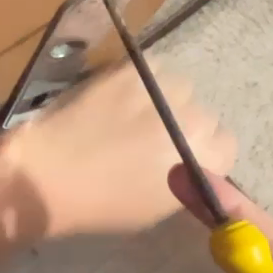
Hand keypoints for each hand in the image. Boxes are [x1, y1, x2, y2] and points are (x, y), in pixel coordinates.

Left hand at [1, 63, 235, 236]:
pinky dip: (139, 78)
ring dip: (162, 97)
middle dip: (180, 122)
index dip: (199, 148)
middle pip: (203, 112)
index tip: (176, 153)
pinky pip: (151, 67)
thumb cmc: (100, 204)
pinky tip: (117, 95)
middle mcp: (193, 120)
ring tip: (130, 112)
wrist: (47, 176)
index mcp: (205, 160)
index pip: (226, 143)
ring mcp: (161, 91)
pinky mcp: (130, 70)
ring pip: (179, 86)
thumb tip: (189, 162)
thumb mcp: (158, 206)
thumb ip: (186, 179)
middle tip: (148, 134)